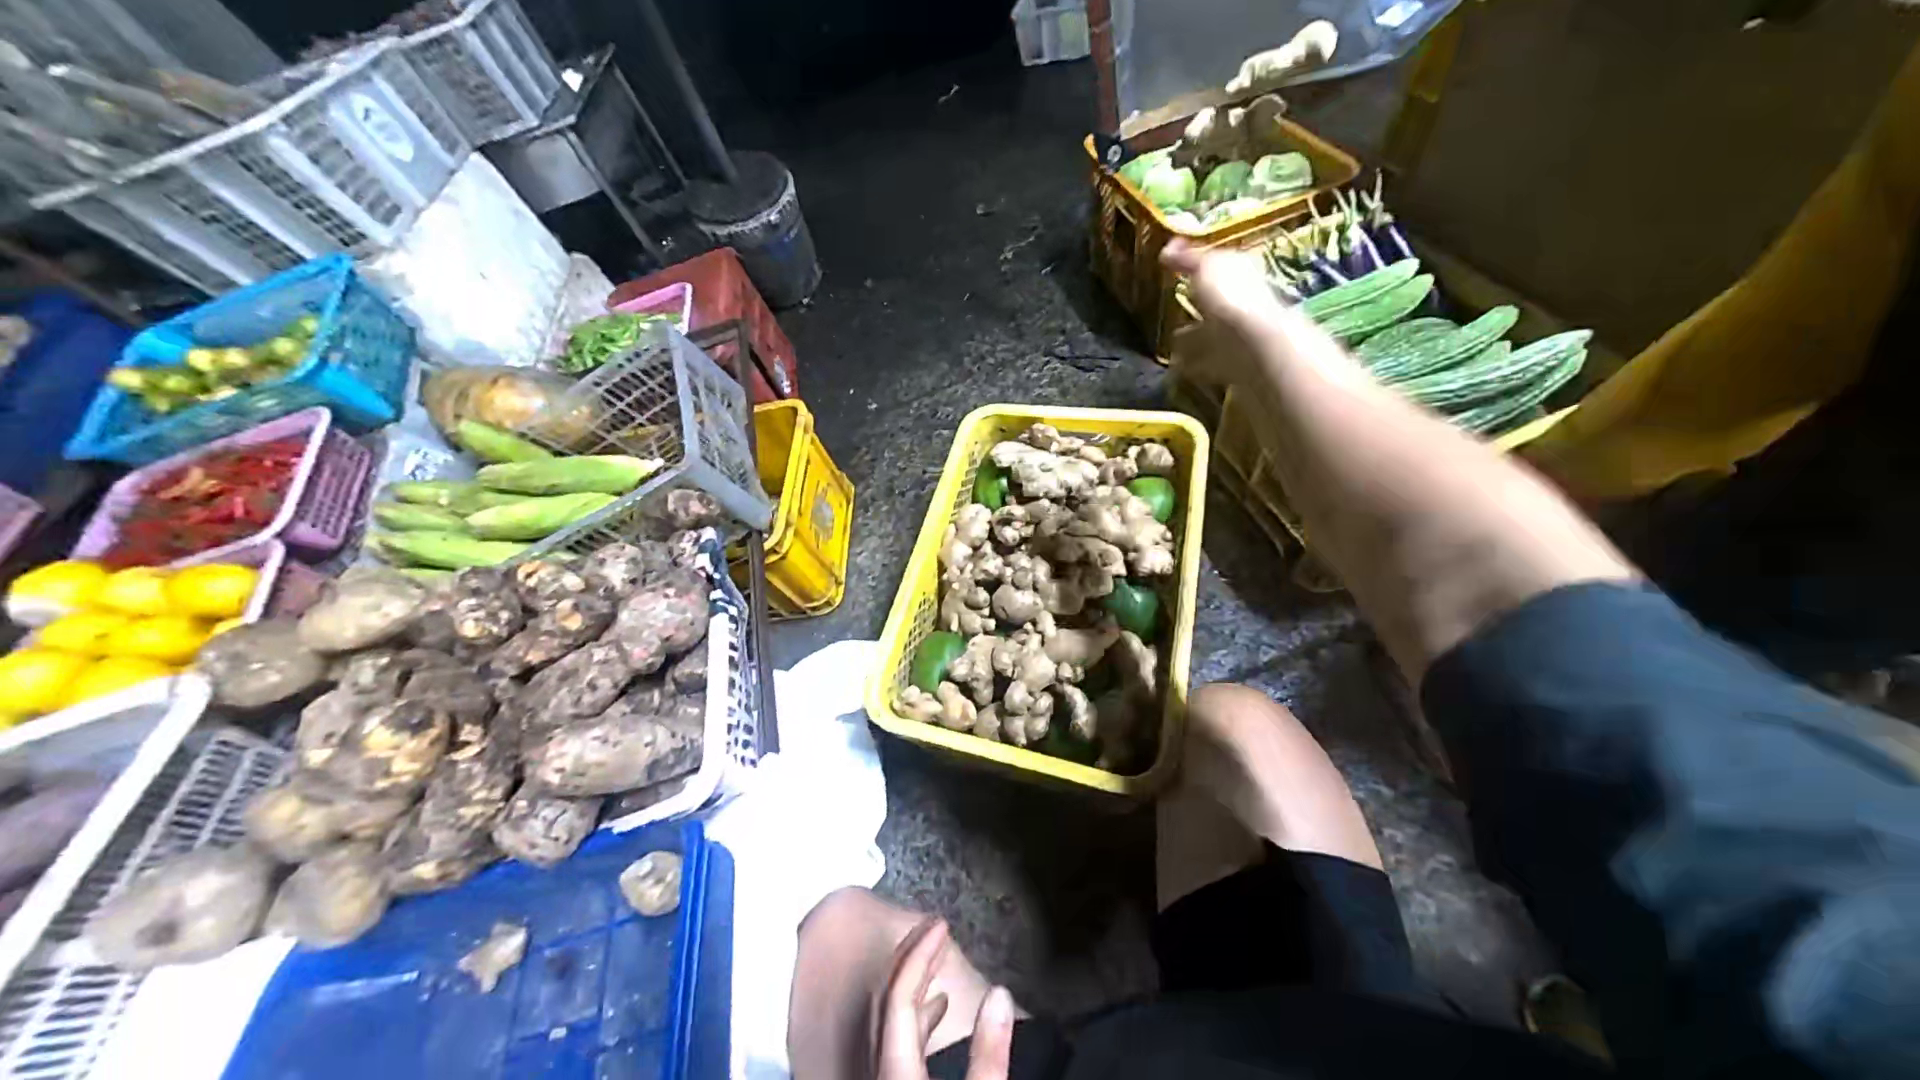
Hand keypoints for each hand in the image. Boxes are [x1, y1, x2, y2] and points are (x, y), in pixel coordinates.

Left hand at [874, 918, 1016, 1079]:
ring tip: (936, 957)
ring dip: (913, 980)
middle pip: (887, 997)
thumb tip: (1000, 994)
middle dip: (911, 955)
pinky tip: (938, 1006)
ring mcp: (883, 1076)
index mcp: (895, 1066)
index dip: (920, 952)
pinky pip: (897, 1036)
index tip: (940, 923)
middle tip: (932, 927)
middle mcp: (879, 1067)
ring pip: (890, 1015)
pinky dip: (916, 1010)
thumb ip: (988, 1053)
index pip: (900, 993)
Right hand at [1162, 239, 1354, 386]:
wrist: (1253, 347)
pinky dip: (1191, 365)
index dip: (1199, 268)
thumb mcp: (1207, 266)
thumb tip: (1169, 247)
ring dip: (1193, 342)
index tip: (1178, 275)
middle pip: (1215, 306)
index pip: (1219, 266)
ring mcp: (1239, 337)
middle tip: (1172, 317)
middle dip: (1197, 311)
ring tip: (1169, 349)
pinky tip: (1176, 369)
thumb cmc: (1232, 297)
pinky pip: (1207, 363)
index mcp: (1240, 274)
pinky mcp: (1233, 366)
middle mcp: (1244, 303)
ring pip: (1210, 337)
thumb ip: (1190, 258)